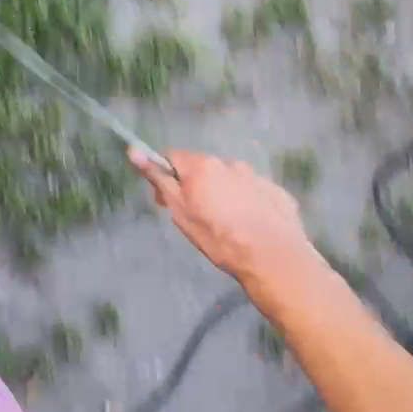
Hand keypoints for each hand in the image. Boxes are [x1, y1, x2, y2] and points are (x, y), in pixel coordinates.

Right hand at [131, 148, 324, 291]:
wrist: (276, 261)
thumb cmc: (218, 237)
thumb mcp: (179, 210)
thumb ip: (158, 178)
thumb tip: (133, 150)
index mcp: (201, 165)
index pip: (172, 156)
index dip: (165, 175)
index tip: (166, 198)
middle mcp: (229, 163)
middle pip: (202, 167)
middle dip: (195, 184)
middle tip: (197, 213)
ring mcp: (257, 177)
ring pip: (229, 179)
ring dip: (222, 191)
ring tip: (228, 221)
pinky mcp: (279, 193)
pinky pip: (254, 191)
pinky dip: (248, 202)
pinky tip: (251, 224)